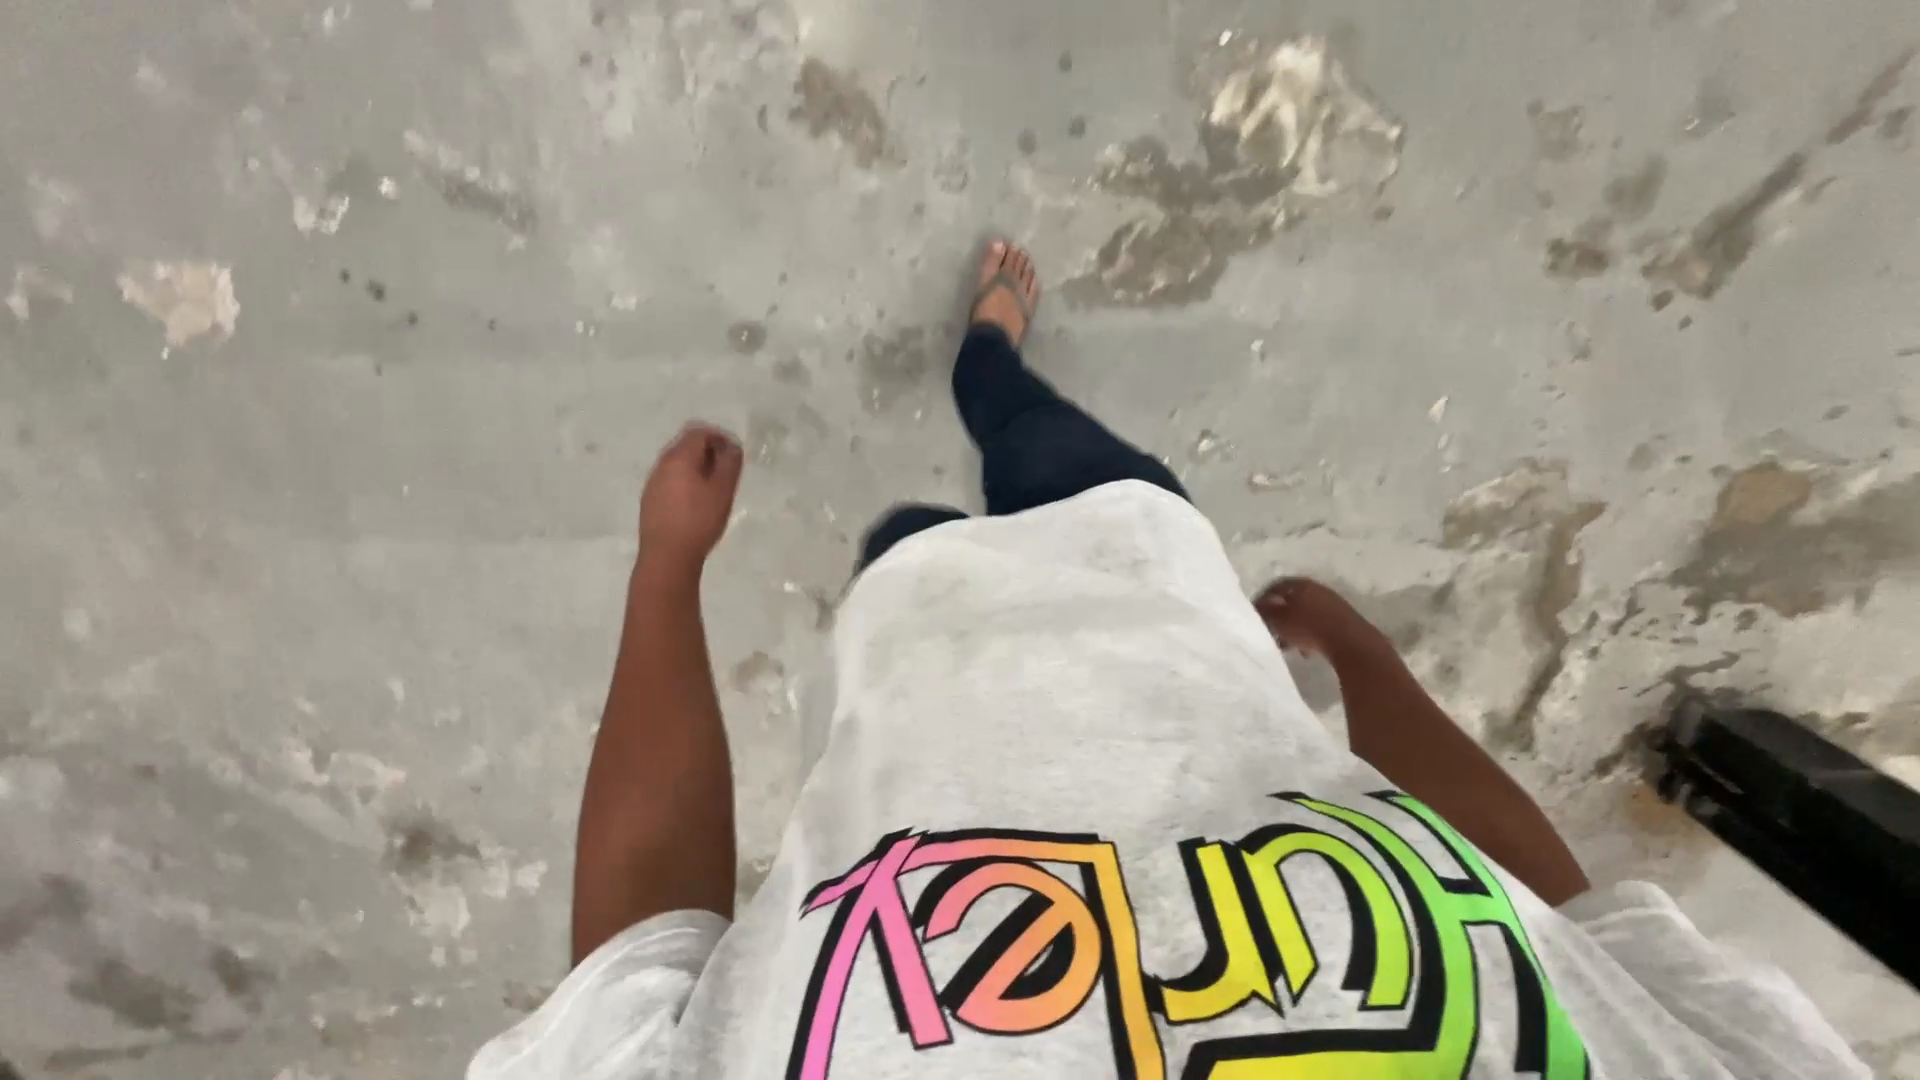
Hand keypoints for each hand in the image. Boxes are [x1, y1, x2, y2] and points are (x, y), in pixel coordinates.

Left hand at [638, 423, 743, 572]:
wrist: (667, 556)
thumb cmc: (699, 520)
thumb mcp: (723, 491)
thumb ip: (730, 464)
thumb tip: (732, 447)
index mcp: (679, 458)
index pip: (698, 432)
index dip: (719, 436)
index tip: (734, 453)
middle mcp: (661, 465)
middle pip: (685, 445)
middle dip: (708, 451)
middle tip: (727, 470)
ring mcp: (652, 483)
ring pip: (677, 464)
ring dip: (696, 467)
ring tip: (713, 488)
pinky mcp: (650, 500)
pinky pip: (670, 480)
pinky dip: (685, 481)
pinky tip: (695, 503)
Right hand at [1253, 577, 1386, 663]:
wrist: (1350, 642)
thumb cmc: (1308, 628)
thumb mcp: (1278, 620)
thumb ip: (1264, 612)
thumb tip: (1256, 606)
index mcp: (1300, 584)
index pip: (1275, 587)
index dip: (1262, 600)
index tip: (1255, 615)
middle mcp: (1317, 588)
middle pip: (1291, 600)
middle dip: (1279, 616)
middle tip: (1270, 632)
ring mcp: (1333, 603)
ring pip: (1305, 613)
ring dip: (1294, 627)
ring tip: (1287, 645)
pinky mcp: (1344, 618)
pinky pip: (1319, 623)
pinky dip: (1309, 633)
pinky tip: (1306, 649)